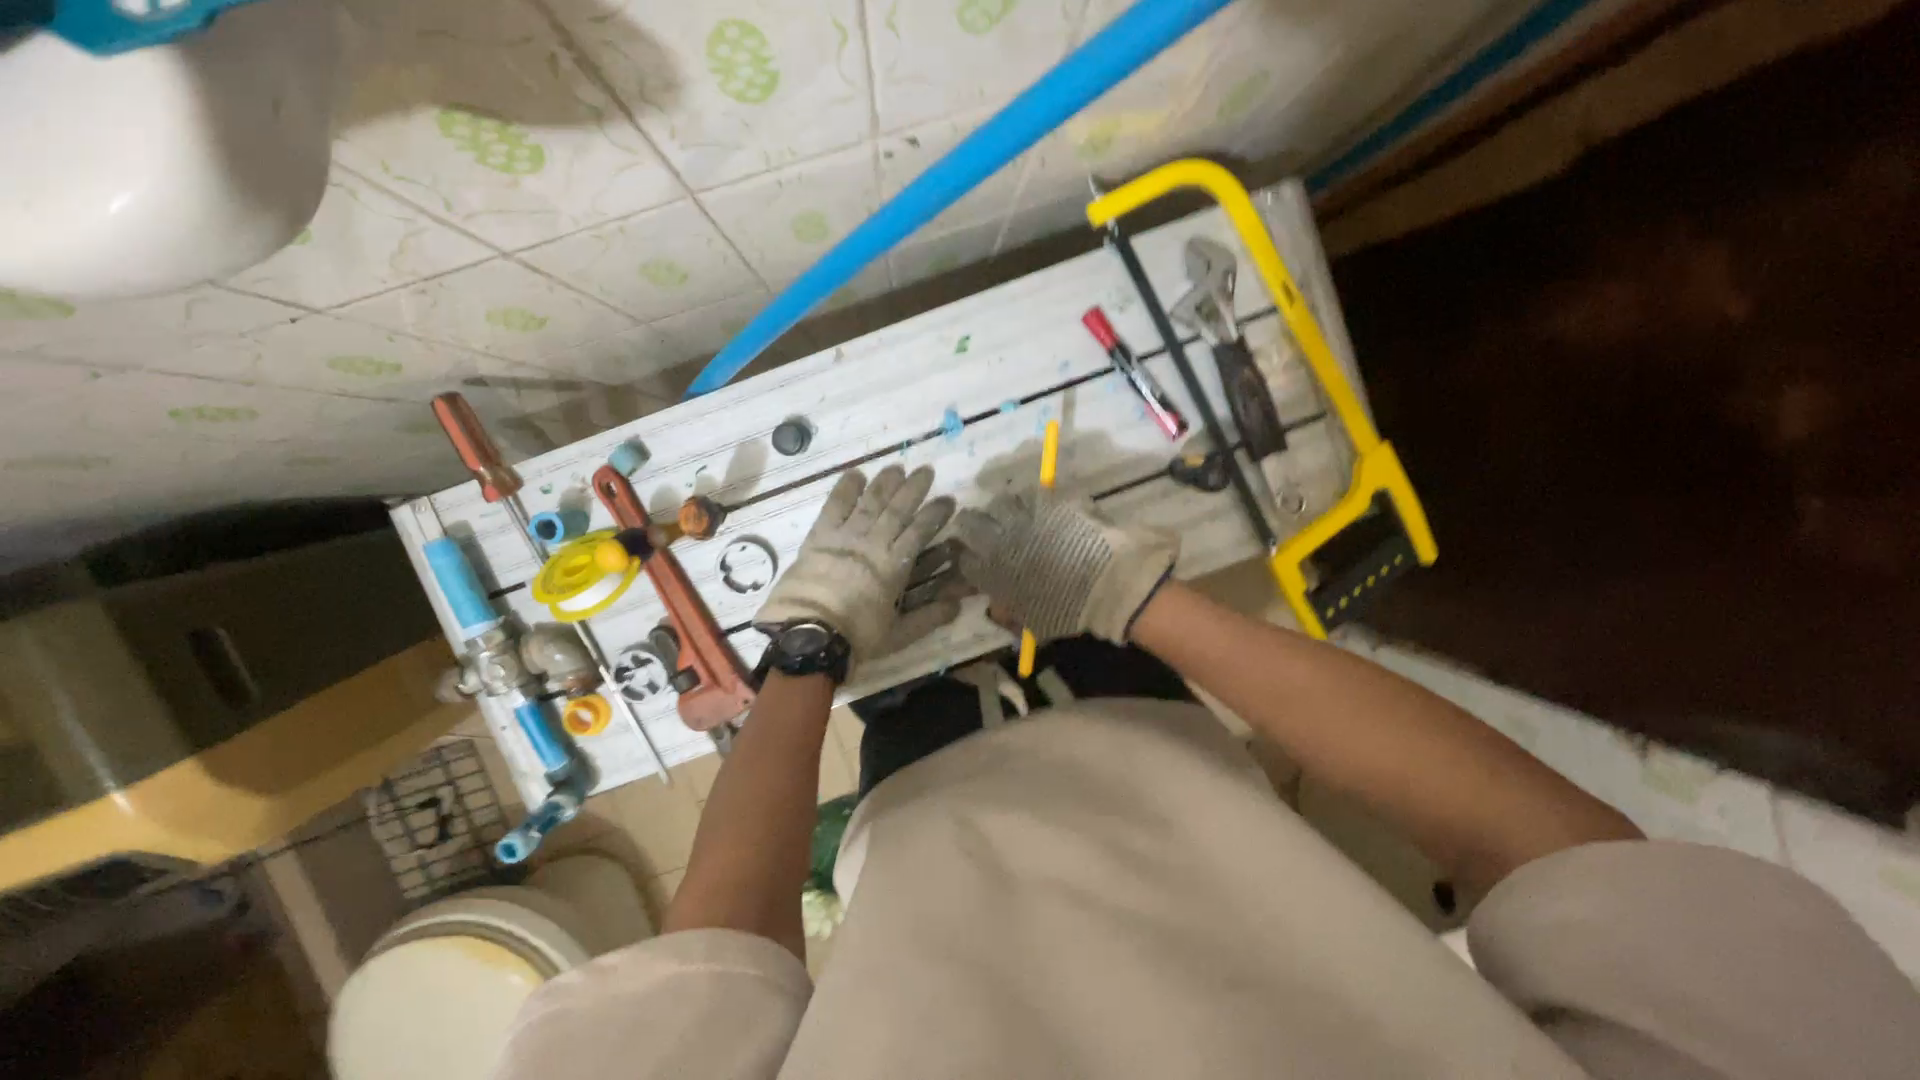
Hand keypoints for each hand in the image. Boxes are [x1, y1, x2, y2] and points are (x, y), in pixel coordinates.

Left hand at [756, 465, 957, 662]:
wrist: (807, 632)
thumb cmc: (855, 637)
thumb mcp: (898, 634)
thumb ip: (929, 618)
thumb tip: (957, 606)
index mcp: (895, 565)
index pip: (921, 531)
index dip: (936, 513)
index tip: (949, 499)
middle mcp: (873, 543)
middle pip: (897, 509)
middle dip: (914, 488)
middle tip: (926, 470)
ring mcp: (845, 536)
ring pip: (870, 502)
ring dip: (885, 483)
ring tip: (896, 467)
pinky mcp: (819, 536)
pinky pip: (835, 506)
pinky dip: (845, 489)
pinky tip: (855, 474)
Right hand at [952, 494, 1177, 643]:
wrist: (1106, 583)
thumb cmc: (1068, 610)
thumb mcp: (1032, 624)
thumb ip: (1009, 613)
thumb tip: (997, 607)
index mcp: (990, 573)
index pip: (963, 559)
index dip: (969, 556)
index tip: (977, 557)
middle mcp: (997, 540)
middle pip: (969, 521)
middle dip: (974, 523)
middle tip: (989, 527)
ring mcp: (1022, 516)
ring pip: (1000, 501)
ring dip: (1006, 508)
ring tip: (1018, 514)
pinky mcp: (1048, 500)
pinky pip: (1033, 493)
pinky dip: (1036, 499)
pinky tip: (1045, 508)